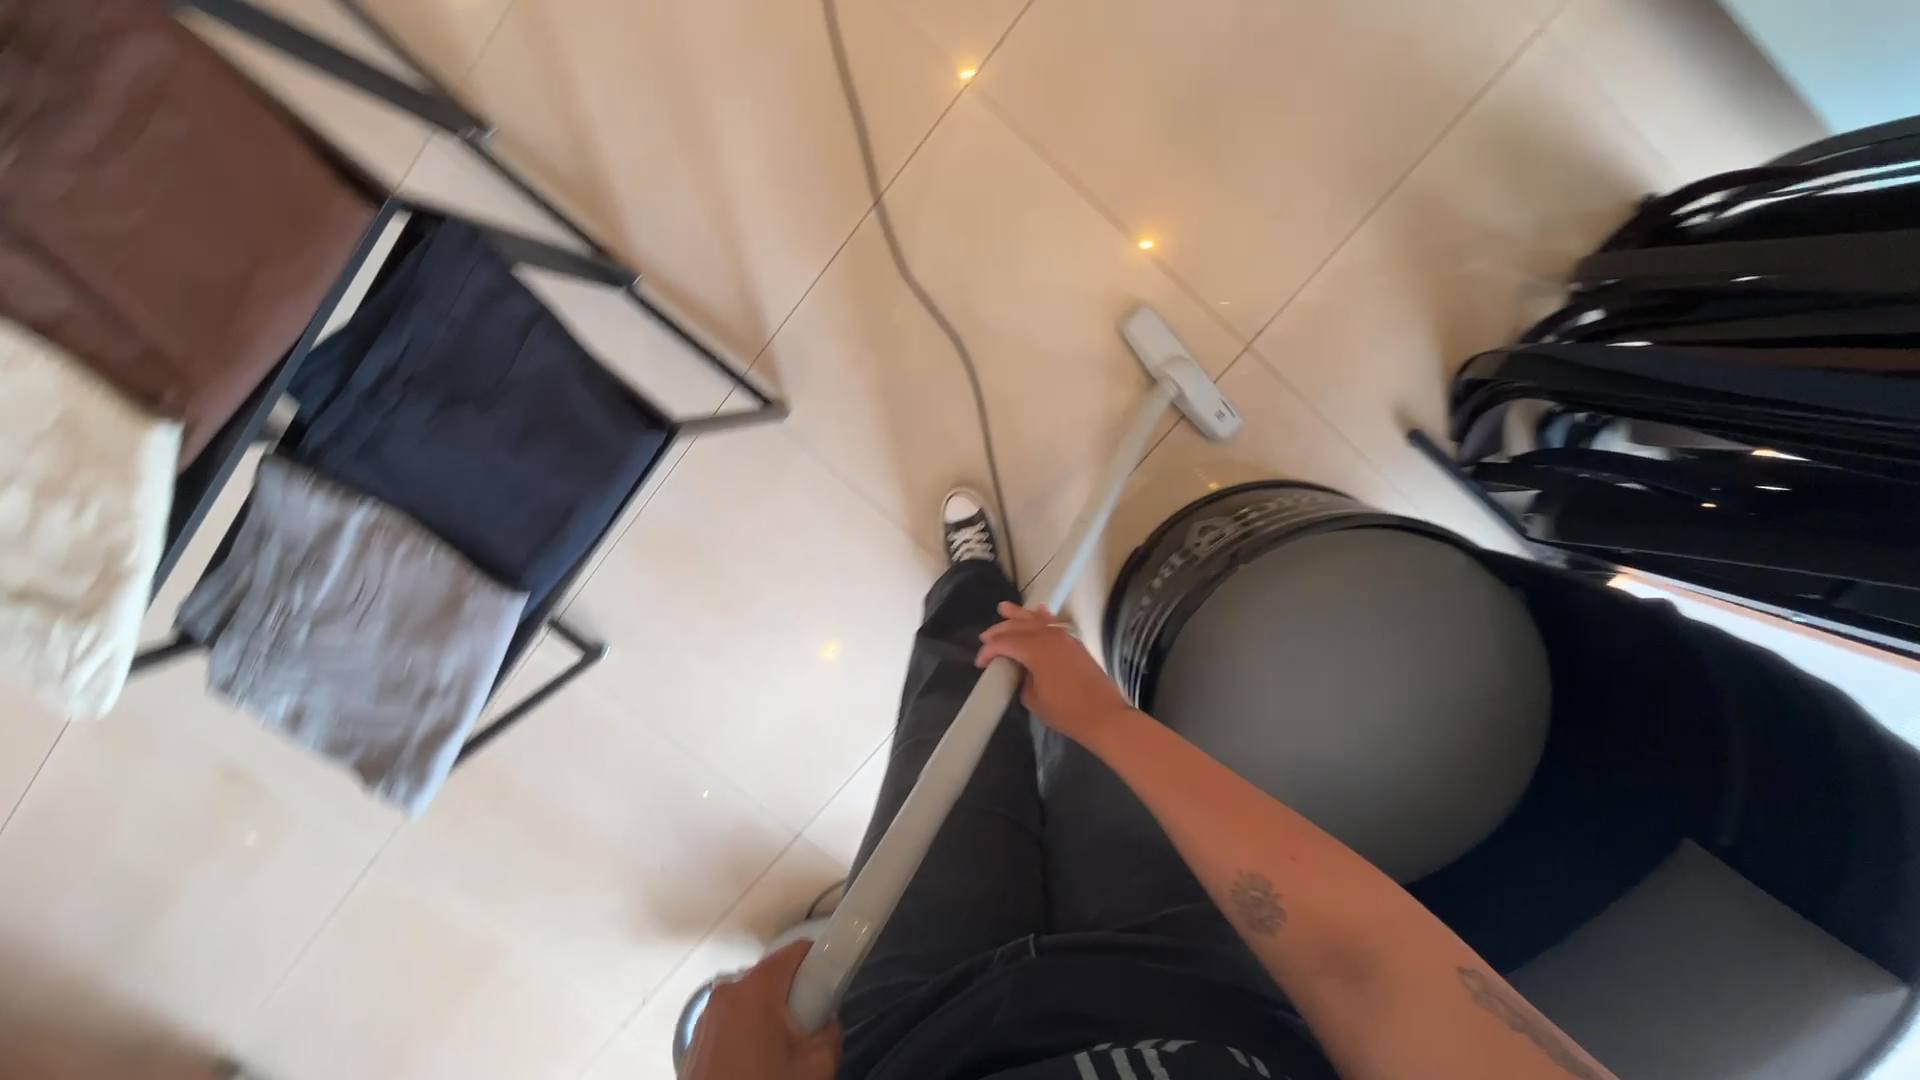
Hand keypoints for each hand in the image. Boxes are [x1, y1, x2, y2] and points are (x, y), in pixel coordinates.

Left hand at [682, 942, 840, 1079]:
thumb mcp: (815, 1068)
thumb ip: (830, 1033)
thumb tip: (825, 1021)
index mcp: (756, 990)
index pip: (796, 951)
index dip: (819, 961)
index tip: (830, 985)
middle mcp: (727, 991)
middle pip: (773, 976)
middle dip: (794, 996)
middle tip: (807, 1030)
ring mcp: (707, 1016)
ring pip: (751, 999)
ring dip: (769, 1016)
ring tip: (780, 1054)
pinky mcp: (695, 1040)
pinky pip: (732, 1021)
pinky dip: (748, 1032)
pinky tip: (755, 1064)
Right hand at [976, 602, 1138, 745]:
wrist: (1105, 715)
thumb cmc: (1066, 711)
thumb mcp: (1033, 699)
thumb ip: (1022, 680)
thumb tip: (1021, 672)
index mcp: (1036, 649)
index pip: (1005, 642)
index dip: (989, 651)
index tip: (980, 664)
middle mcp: (1049, 636)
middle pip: (1019, 626)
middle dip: (1000, 630)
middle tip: (985, 637)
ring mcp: (1065, 637)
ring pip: (1037, 620)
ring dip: (1019, 616)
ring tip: (1004, 609)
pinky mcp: (1075, 644)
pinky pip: (1054, 624)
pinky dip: (1044, 617)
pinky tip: (1040, 611)